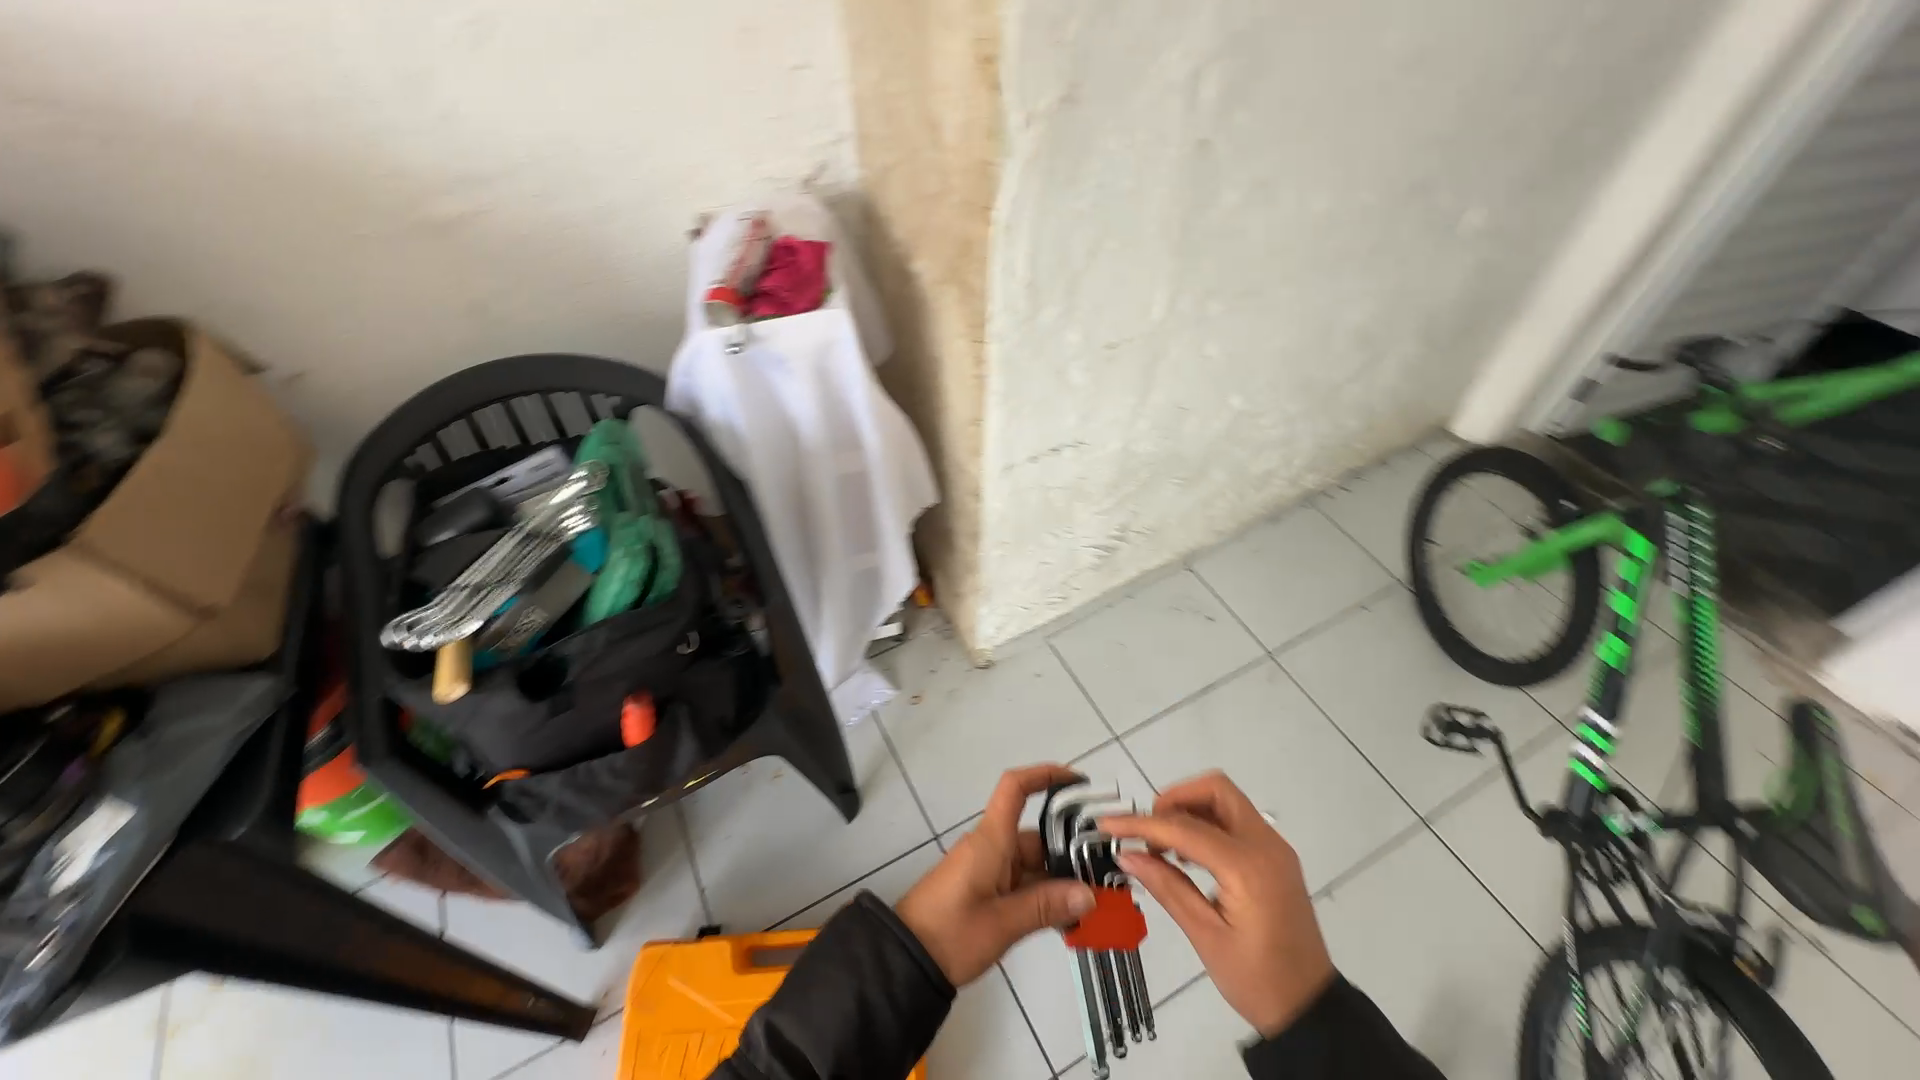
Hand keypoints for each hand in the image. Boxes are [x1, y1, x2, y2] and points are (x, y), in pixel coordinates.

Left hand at [895, 764, 1097, 985]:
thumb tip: (1089, 894)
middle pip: (1037, 837)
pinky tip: (1070, 921)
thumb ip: (1046, 906)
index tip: (1078, 781)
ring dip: (1061, 883)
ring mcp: (987, 871)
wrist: (905, 961)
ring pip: (1034, 866)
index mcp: (991, 841)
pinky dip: (1045, 898)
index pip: (1015, 788)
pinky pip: (1022, 885)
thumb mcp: (1002, 923)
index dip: (1044, 775)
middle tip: (1109, 876)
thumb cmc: (950, 933)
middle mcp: (991, 848)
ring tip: (1099, 905)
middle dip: (1072, 854)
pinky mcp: (984, 893)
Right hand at [1102, 771, 1334, 1037]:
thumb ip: (1168, 888)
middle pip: (1215, 790)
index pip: (1185, 828)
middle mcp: (1266, 845)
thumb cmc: (1257, 980)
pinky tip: (1186, 856)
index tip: (1108, 825)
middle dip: (1174, 799)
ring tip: (1162, 847)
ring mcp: (1274, 848)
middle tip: (1146, 831)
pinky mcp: (1275, 858)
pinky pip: (1236, 822)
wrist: (1310, 1007)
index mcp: (1248, 867)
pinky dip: (1207, 824)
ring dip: (1190, 809)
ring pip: (1226, 801)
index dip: (1142, 824)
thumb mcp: (1206, 936)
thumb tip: (1128, 855)